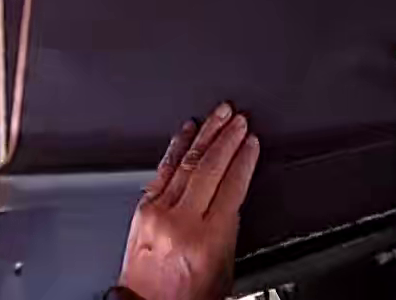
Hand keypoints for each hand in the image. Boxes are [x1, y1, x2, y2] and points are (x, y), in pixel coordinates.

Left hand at [116, 103, 260, 299]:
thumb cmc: (188, 298)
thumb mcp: (224, 268)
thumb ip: (230, 226)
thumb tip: (235, 188)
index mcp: (208, 240)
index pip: (232, 185)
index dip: (244, 158)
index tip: (252, 141)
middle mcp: (182, 222)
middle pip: (211, 166)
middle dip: (228, 137)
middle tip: (240, 119)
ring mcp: (160, 212)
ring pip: (189, 160)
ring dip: (208, 132)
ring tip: (221, 113)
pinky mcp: (143, 208)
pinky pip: (164, 167)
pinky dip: (178, 144)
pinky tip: (188, 128)